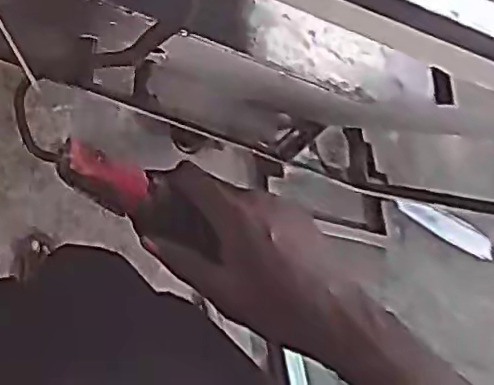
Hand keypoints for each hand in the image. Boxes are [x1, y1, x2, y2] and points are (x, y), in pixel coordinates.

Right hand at [139, 163, 366, 350]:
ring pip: (235, 197)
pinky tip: (254, 254)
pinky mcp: (295, 213)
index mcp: (233, 213)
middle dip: (194, 204)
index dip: (168, 182)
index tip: (157, 194)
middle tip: (186, 230)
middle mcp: (255, 198)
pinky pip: (259, 207)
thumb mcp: (222, 291)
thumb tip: (153, 242)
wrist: (340, 319)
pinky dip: (248, 221)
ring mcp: (278, 203)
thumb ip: (181, 260)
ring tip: (225, 252)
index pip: (188, 174)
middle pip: (211, 186)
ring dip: (222, 215)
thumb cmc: (286, 308)